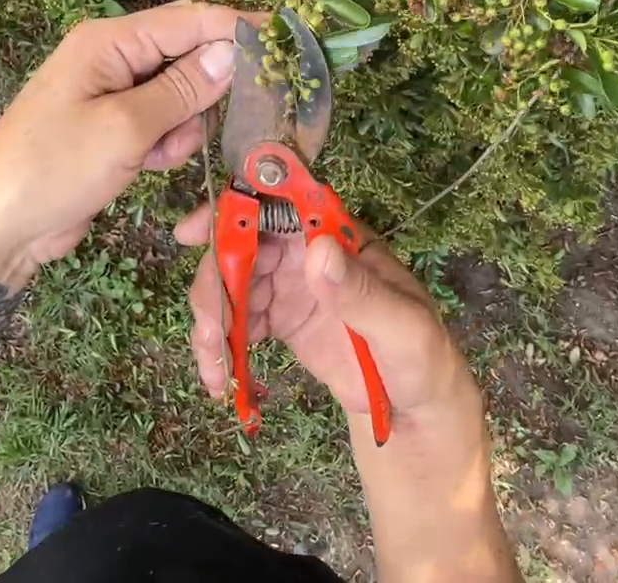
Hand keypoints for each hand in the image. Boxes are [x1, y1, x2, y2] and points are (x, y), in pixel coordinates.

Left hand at [0, 1, 246, 269]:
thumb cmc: (54, 167)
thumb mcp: (125, 128)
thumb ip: (182, 90)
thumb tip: (232, 53)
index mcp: (108, 42)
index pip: (187, 21)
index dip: (235, 28)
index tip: (283, 40)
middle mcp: (111, 58)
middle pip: (185, 55)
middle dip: (207, 87)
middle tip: (228, 116)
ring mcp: (111, 94)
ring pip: (179, 95)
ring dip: (183, 125)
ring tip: (157, 154)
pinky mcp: (113, 128)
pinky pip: (160, 123)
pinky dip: (165, 142)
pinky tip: (146, 166)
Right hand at [175, 205, 474, 425]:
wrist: (416, 412)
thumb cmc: (423, 361)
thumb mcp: (405, 328)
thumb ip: (362, 292)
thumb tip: (316, 251)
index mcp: (337, 238)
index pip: (279, 205)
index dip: (234, 210)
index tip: (193, 232)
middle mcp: (306, 252)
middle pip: (240, 245)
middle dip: (214, 282)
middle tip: (210, 329)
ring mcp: (289, 285)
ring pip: (229, 283)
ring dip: (211, 319)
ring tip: (214, 367)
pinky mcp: (277, 319)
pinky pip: (234, 321)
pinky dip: (218, 346)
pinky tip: (219, 378)